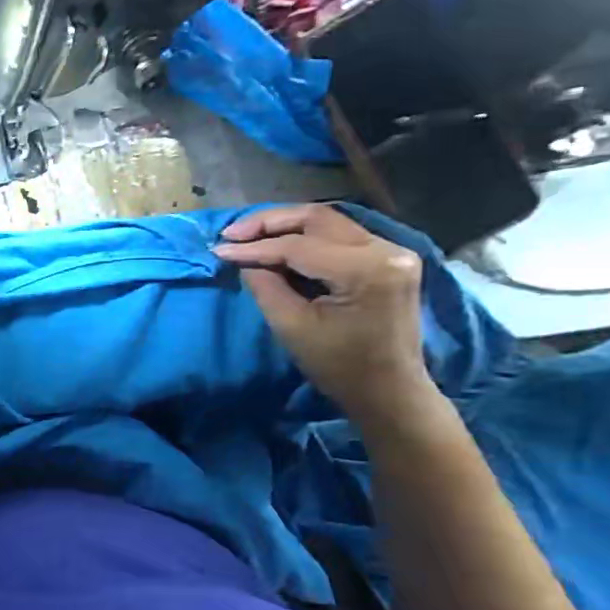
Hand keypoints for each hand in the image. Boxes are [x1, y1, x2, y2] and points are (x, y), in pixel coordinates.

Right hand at [213, 205, 433, 422]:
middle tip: (231, 234)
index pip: (298, 246)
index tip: (218, 251)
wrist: (388, 390)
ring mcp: (391, 251)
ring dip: (285, 226)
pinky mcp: (387, 258)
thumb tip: (243, 260)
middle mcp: (386, 249)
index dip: (254, 248)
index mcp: (366, 269)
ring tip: (247, 237)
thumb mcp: (291, 326)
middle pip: (317, 219)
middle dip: (269, 222)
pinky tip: (277, 245)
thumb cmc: (338, 365)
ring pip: (328, 222)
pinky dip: (305, 237)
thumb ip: (265, 286)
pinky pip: (339, 236)